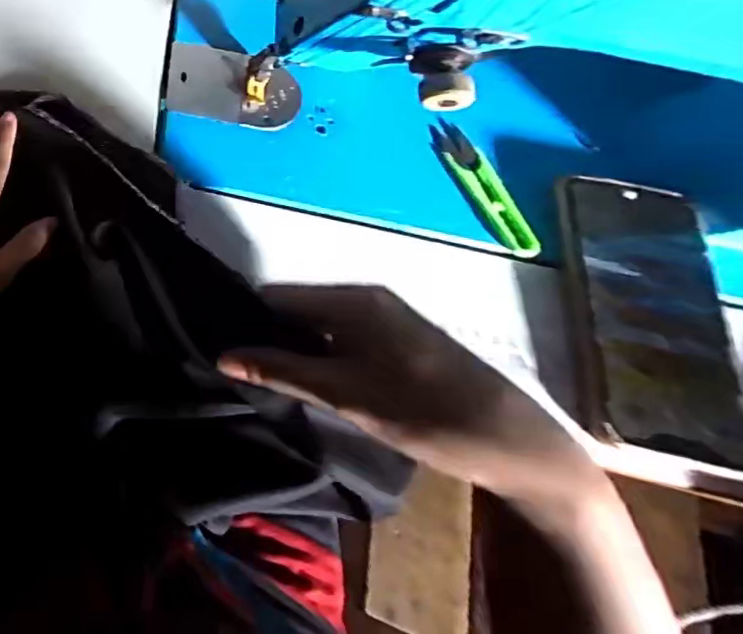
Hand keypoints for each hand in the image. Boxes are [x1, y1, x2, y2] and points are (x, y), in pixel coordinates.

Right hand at [219, 286, 607, 512]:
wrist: (520, 446)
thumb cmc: (428, 414)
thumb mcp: (348, 396)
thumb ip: (283, 372)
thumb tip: (223, 356)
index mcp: (354, 298)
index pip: (278, 297)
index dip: (248, 322)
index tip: (222, 347)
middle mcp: (367, 296)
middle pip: (299, 308)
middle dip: (270, 336)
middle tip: (242, 369)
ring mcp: (387, 316)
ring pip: (321, 325)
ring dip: (296, 348)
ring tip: (269, 377)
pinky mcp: (399, 338)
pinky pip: (344, 336)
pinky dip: (323, 354)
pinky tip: (313, 380)